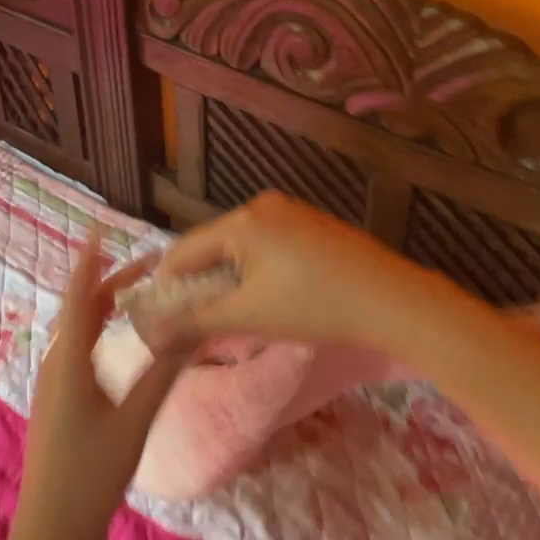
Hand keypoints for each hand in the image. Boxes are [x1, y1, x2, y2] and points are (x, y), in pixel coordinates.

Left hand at [5, 232, 188, 539]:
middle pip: (82, 308)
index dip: (90, 259)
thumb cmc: (91, 474)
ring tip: (141, 292)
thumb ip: (164, 371)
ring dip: (107, 305)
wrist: (52, 530)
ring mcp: (54, 383)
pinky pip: (79, 348)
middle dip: (113, 281)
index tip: (101, 227)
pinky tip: (120, 338)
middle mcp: (57, 363)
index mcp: (69, 361)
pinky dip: (101, 328)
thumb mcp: (135, 421)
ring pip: (80, 329)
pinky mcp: (59, 401)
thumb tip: (194, 328)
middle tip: (152, 264)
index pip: (80, 295)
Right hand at [154, 191, 450, 349]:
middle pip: (212, 245)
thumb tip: (150, 334)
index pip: (183, 251)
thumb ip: (195, 321)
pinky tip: (269, 297)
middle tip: (200, 324)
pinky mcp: (310, 224)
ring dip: (228, 278)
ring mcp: (290, 211)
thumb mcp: (249, 316)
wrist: (389, 297)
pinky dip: (255, 269)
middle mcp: (262, 205)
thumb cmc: (313, 305)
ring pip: (240, 245)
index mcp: (241, 220)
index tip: (164, 324)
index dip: (167, 288)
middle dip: (200, 284)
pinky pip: (266, 243)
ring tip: (234, 315)